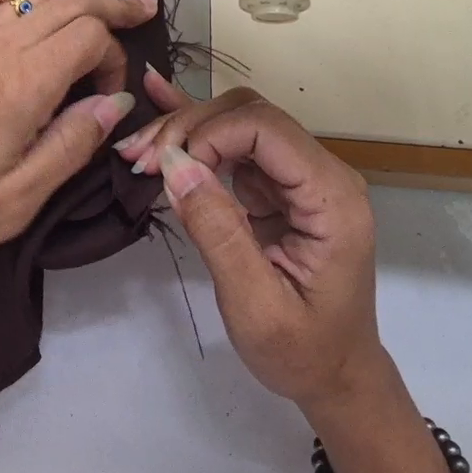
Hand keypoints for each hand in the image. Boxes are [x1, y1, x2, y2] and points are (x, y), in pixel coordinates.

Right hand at [116, 72, 382, 405]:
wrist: (335, 376)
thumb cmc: (302, 352)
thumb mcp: (256, 307)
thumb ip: (219, 232)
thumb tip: (176, 165)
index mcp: (331, 199)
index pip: (266, 128)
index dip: (209, 135)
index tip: (168, 172)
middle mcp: (322, 174)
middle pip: (248, 115)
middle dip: (190, 127)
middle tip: (140, 160)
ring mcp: (299, 176)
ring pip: (235, 123)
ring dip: (183, 131)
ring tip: (136, 151)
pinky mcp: (277, 185)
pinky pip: (233, 144)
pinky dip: (195, 130)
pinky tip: (159, 96)